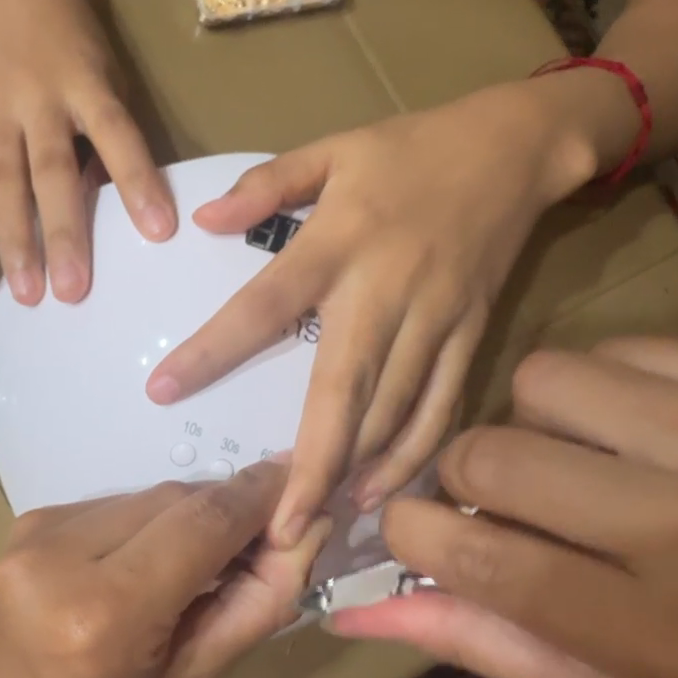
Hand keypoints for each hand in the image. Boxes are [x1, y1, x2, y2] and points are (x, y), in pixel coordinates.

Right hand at [0, 0, 173, 304]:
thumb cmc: (70, 29)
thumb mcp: (105, 68)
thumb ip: (106, 130)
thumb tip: (104, 200)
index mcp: (86, 84)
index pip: (116, 136)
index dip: (137, 183)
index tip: (158, 232)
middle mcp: (37, 102)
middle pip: (50, 174)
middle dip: (62, 234)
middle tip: (73, 292)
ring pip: (2, 185)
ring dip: (13, 242)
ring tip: (25, 294)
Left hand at [0, 462, 330, 677]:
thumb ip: (253, 605)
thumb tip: (304, 531)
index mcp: (101, 611)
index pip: (202, 524)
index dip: (258, 496)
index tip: (301, 480)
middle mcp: (58, 553)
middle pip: (174, 499)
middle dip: (226, 511)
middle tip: (262, 540)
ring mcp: (36, 529)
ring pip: (146, 496)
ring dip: (186, 517)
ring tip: (200, 565)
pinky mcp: (29, 518)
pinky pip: (115, 503)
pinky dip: (147, 522)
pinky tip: (150, 560)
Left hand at [146, 78, 600, 545]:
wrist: (513, 149)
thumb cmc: (408, 150)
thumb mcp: (331, 149)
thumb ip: (266, 184)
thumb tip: (202, 220)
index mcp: (338, 243)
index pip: (263, 305)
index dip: (214, 350)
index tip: (164, 390)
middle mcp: (385, 293)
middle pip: (342, 390)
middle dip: (308, 465)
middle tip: (275, 529)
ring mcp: (435, 321)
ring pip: (393, 412)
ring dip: (355, 472)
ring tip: (317, 523)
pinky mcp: (472, 336)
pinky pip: (442, 406)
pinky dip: (413, 455)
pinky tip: (380, 492)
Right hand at [332, 339, 677, 677]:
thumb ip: (472, 641)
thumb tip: (349, 609)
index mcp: (668, 632)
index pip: (480, 558)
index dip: (416, 533)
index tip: (413, 527)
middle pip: (493, 457)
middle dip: (470, 476)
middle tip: (511, 498)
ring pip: (541, 379)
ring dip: (535, 423)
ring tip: (585, 460)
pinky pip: (615, 348)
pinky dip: (606, 390)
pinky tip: (653, 432)